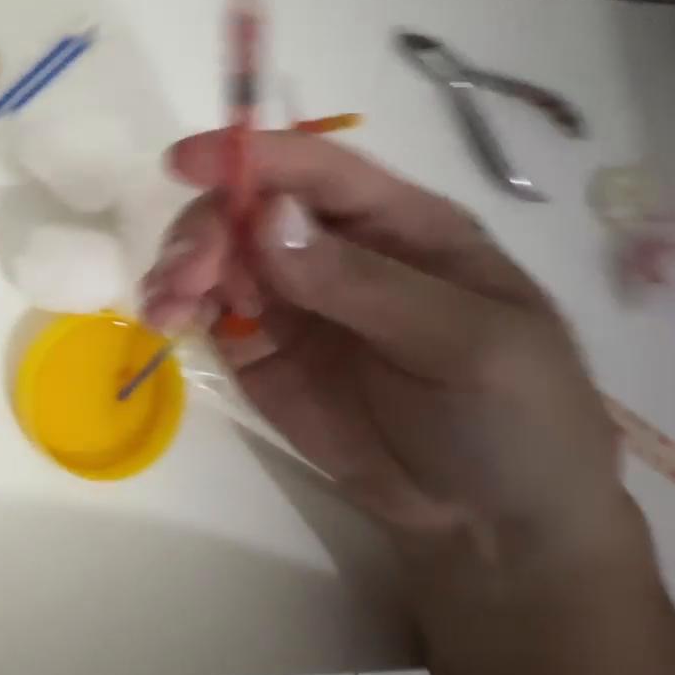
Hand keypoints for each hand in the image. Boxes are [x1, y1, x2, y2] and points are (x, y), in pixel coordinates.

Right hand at [140, 130, 625, 558]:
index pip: (315, 170)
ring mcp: (287, 297)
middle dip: (203, 232)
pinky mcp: (251, 344)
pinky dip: (171, 306)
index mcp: (400, 226)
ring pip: (211, 255)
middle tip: (183, 280)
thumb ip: (363, 280)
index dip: (249, 156)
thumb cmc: (510, 416)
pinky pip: (198, 306)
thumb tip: (266, 216)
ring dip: (176, 270)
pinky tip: (165, 324)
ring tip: (166, 310)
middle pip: (243, 210)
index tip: (182, 163)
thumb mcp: (464, 344)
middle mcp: (332, 248)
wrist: (484, 517)